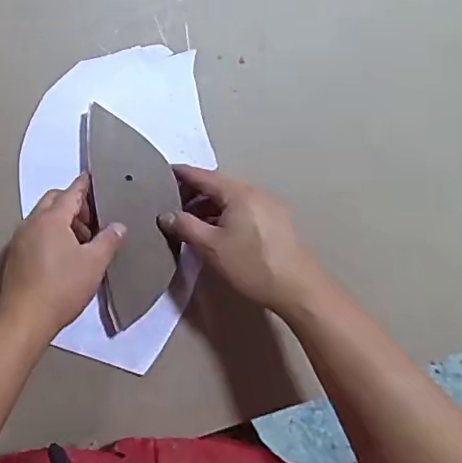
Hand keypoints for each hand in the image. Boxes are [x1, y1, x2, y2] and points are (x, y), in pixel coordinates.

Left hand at [0, 174, 125, 335]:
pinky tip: (64, 257)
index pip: (70, 193)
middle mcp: (31, 224)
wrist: (24, 317)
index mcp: (51, 220)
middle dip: (74, 205)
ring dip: (62, 222)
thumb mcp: (94, 263)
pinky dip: (50, 236)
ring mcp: (20, 240)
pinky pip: (35, 235)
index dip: (84, 185)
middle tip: (93, 220)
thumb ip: (108, 241)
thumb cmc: (61, 287)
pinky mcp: (15, 257)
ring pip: (43, 219)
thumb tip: (118, 226)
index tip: (92, 179)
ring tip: (82, 242)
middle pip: (53, 202)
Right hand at [158, 166, 329, 316]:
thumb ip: (184, 226)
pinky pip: (244, 207)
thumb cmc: (251, 266)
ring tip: (190, 219)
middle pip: (219, 185)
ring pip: (232, 197)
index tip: (162, 172)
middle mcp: (256, 193)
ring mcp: (270, 206)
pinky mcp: (277, 221)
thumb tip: (165, 215)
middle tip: (171, 202)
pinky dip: (225, 212)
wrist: (298, 290)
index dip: (181, 174)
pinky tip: (215, 229)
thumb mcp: (210, 247)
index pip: (203, 176)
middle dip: (194, 191)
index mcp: (239, 193)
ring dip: (209, 204)